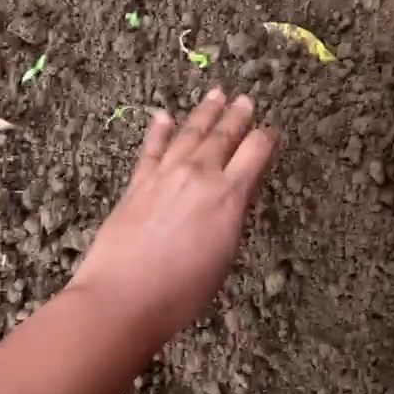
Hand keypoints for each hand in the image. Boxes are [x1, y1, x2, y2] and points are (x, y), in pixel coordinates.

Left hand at [71, 89, 276, 341]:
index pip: (256, 151)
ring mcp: (165, 176)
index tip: (272, 131)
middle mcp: (199, 175)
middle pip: (224, 135)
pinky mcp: (137, 184)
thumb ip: (232, 216)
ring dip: (204, 112)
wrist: (122, 299)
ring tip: (216, 94)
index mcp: (229, 195)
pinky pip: (151, 149)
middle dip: (238, 116)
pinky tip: (163, 116)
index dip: (267, 138)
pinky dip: (159, 130)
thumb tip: (236, 195)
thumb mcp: (225, 254)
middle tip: (246, 100)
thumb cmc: (182, 291)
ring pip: (190, 133)